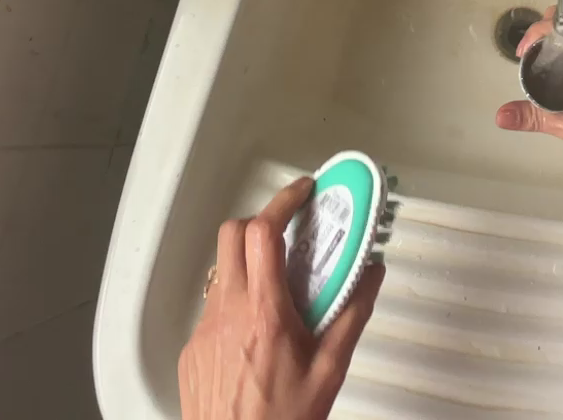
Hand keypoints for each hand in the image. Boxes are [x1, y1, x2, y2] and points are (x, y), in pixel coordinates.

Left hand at [179, 176, 384, 419]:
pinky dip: (236, 302)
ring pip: (222, 271)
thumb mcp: (329, 372)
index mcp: (265, 311)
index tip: (304, 191)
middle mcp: (228, 312)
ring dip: (249, 265)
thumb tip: (371, 273)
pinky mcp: (190, 351)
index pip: (263, 232)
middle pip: (232, 235)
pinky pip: (213, 307)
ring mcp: (203, 331)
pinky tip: (256, 335)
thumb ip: (352, 316)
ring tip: (278, 291)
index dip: (283, 201)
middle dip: (260, 221)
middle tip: (289, 233)